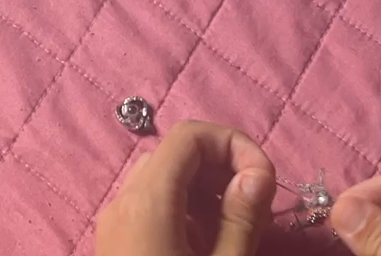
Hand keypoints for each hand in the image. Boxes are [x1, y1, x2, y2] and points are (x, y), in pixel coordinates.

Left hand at [96, 120, 277, 255]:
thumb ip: (241, 219)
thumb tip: (258, 174)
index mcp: (146, 202)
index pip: (190, 135)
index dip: (233, 145)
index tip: (266, 179)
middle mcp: (122, 203)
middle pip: (177, 155)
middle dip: (223, 169)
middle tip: (260, 205)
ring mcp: (113, 225)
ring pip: (165, 180)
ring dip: (207, 192)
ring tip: (240, 227)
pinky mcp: (115, 247)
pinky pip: (152, 208)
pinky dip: (186, 212)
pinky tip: (210, 244)